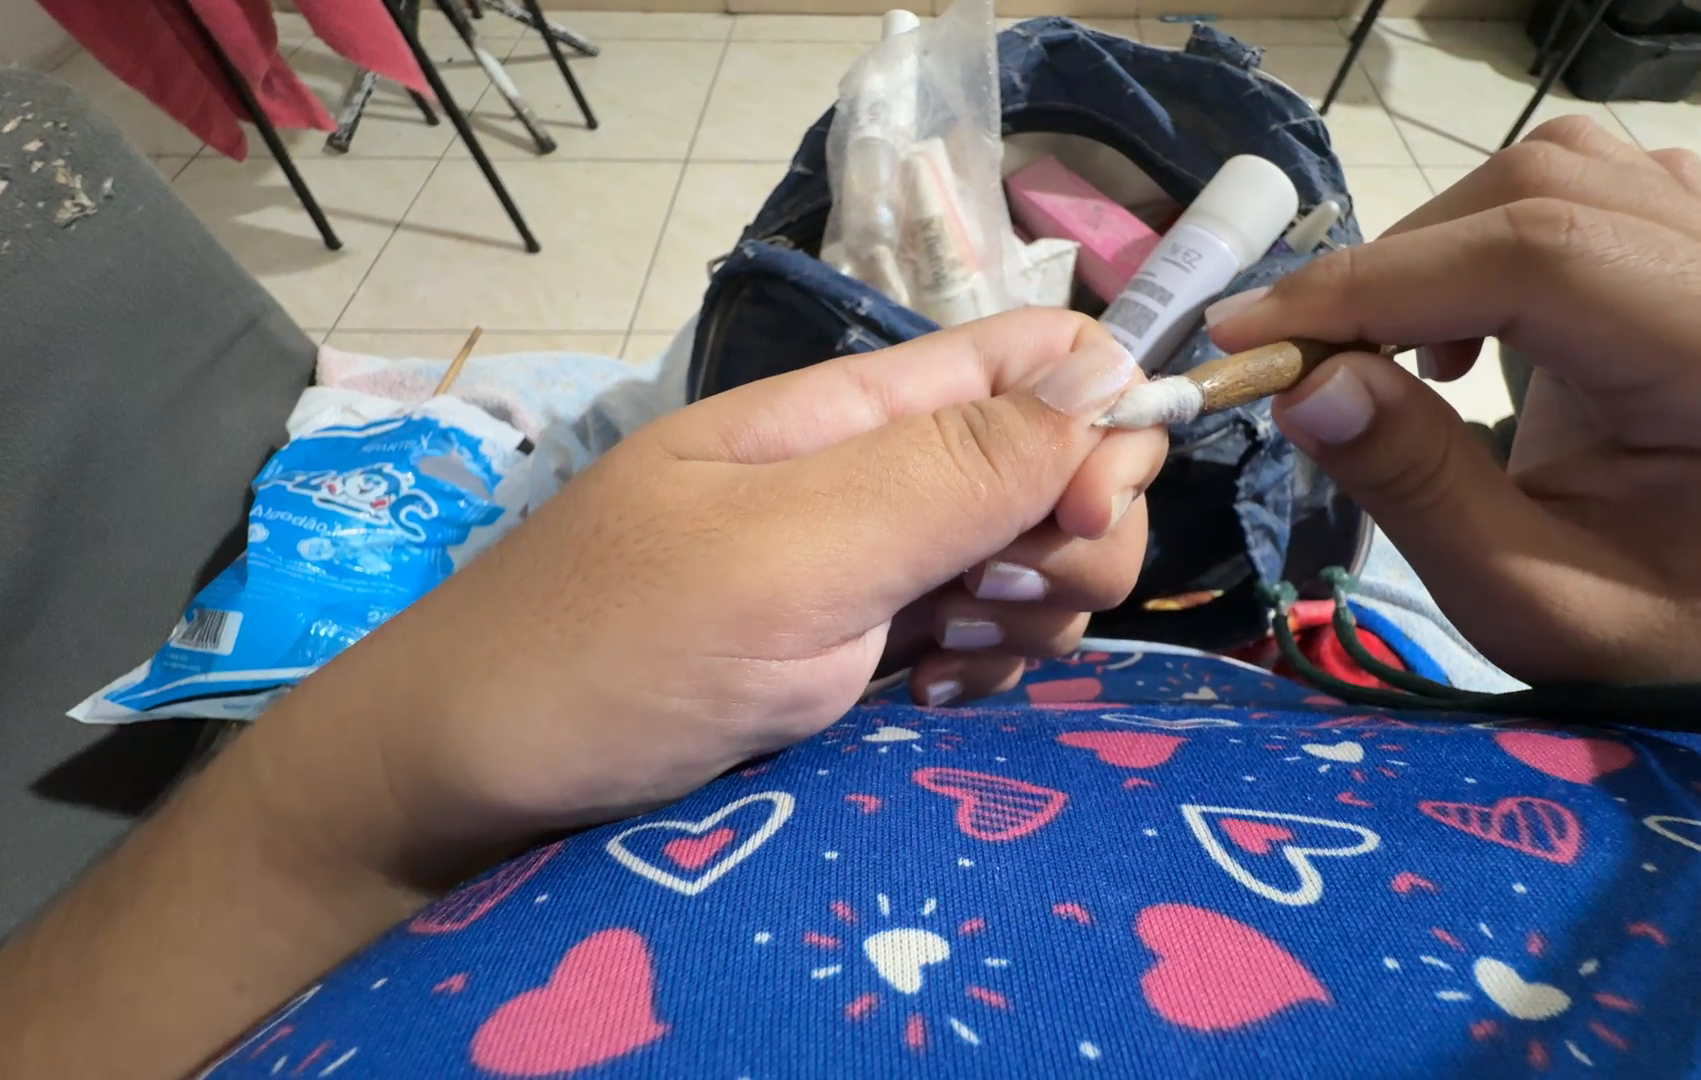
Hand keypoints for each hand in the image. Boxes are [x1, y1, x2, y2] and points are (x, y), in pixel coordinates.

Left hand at [242, 310, 1163, 879]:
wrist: (486, 775)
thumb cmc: (613, 649)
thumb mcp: (785, 553)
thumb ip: (949, 471)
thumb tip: (1106, 381)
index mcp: (871, 409)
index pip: (1046, 357)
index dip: (1101, 420)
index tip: (1076, 518)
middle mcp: (897, 469)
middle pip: (1065, 465)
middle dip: (1073, 541)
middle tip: (992, 601)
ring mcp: (893, 555)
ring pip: (1042, 556)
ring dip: (1032, 612)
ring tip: (938, 658)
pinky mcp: (886, 633)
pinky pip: (997, 630)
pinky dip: (991, 661)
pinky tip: (931, 688)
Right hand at [1210, 117, 1700, 684]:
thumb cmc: (1625, 646)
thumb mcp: (1501, 591)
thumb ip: (1409, 481)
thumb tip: (1303, 384)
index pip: (1542, 261)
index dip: (1374, 283)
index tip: (1248, 334)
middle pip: (1545, 192)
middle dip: (1386, 266)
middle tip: (1296, 354)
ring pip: (1554, 176)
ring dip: (1427, 251)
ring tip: (1382, 348)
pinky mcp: (1682, 275)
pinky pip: (1570, 201)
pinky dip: (1468, 247)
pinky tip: (1446, 333)